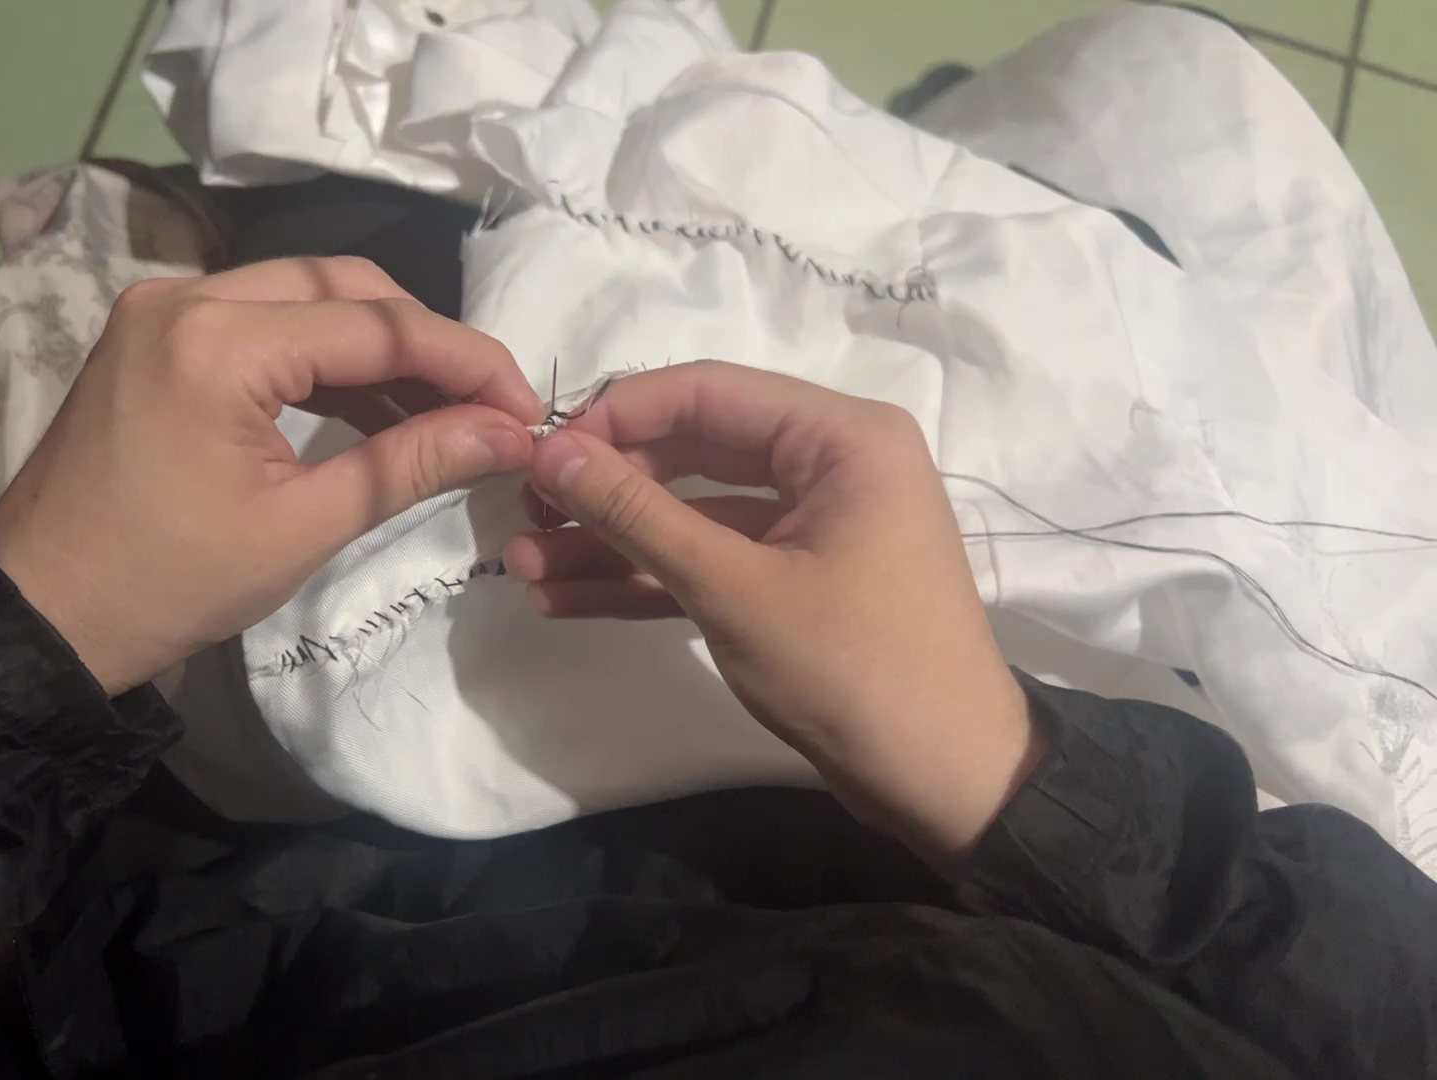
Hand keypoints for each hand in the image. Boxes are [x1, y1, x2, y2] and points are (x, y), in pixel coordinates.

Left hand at [0, 257, 544, 694]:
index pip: (378, 326)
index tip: (523, 405)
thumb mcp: (303, 528)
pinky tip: (374, 405)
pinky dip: (327, 361)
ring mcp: (165, 310)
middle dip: (428, 343)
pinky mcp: (159, 337)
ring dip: (381, 349)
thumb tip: (508, 435)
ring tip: (444, 410)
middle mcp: (188, 296)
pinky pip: (266, 327)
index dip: (467, 361)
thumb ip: (411, 464)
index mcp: (218, 342)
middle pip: (346, 289)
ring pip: (307, 299)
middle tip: (486, 404)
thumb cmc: (172, 584)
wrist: (44, 615)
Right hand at [504, 361, 1039, 863]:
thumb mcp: (731, 586)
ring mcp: (800, 525)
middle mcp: (822, 464)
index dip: (613, 418)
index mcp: (837, 437)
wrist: (942, 790)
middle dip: (602, 492)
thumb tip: (551, 452)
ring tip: (525, 569)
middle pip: (687, 453)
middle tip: (525, 515)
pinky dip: (642, 579)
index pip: (703, 393)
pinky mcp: (782, 577)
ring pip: (686, 514)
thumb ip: (636, 513)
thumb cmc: (852, 671)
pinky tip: (565, 598)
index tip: (541, 455)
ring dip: (609, 542)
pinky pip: (702, 561)